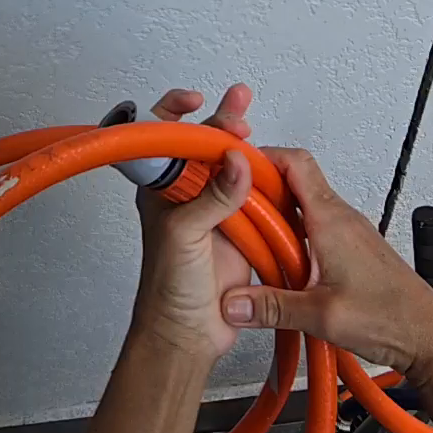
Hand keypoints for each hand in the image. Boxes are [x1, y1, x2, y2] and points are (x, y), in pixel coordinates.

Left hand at [129, 85, 255, 359]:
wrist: (189, 333)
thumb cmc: (168, 287)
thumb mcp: (185, 235)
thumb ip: (212, 198)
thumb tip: (236, 160)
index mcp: (160, 188)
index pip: (162, 137)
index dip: (174, 111)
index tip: (195, 99)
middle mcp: (185, 192)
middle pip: (203, 144)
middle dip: (220, 120)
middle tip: (239, 109)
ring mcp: (213, 207)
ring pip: (230, 164)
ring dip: (244, 143)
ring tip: (252, 120)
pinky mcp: (239, 224)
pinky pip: (254, 192)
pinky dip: (264, 175)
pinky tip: (271, 163)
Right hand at [220, 148, 432, 383]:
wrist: (431, 339)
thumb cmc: (392, 320)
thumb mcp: (321, 316)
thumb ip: (272, 307)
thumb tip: (232, 302)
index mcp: (331, 220)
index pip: (295, 162)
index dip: (262, 158)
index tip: (234, 167)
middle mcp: (340, 217)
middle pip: (294, 178)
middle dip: (260, 184)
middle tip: (230, 200)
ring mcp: (347, 231)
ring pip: (302, 202)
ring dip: (275, 209)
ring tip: (248, 230)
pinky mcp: (350, 247)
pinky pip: (314, 223)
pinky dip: (291, 230)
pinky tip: (278, 257)